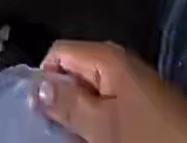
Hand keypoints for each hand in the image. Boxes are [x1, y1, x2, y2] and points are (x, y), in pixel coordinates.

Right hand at [35, 41, 186, 142]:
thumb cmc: (151, 139)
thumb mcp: (103, 128)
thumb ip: (68, 105)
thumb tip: (35, 86)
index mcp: (105, 57)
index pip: (59, 52)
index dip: (45, 79)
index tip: (40, 115)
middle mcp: (116, 61)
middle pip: (75, 70)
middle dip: (63, 101)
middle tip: (58, 134)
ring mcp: (132, 82)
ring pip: (91, 91)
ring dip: (82, 116)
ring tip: (78, 139)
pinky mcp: (143, 102)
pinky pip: (109, 104)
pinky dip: (100, 122)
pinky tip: (100, 139)